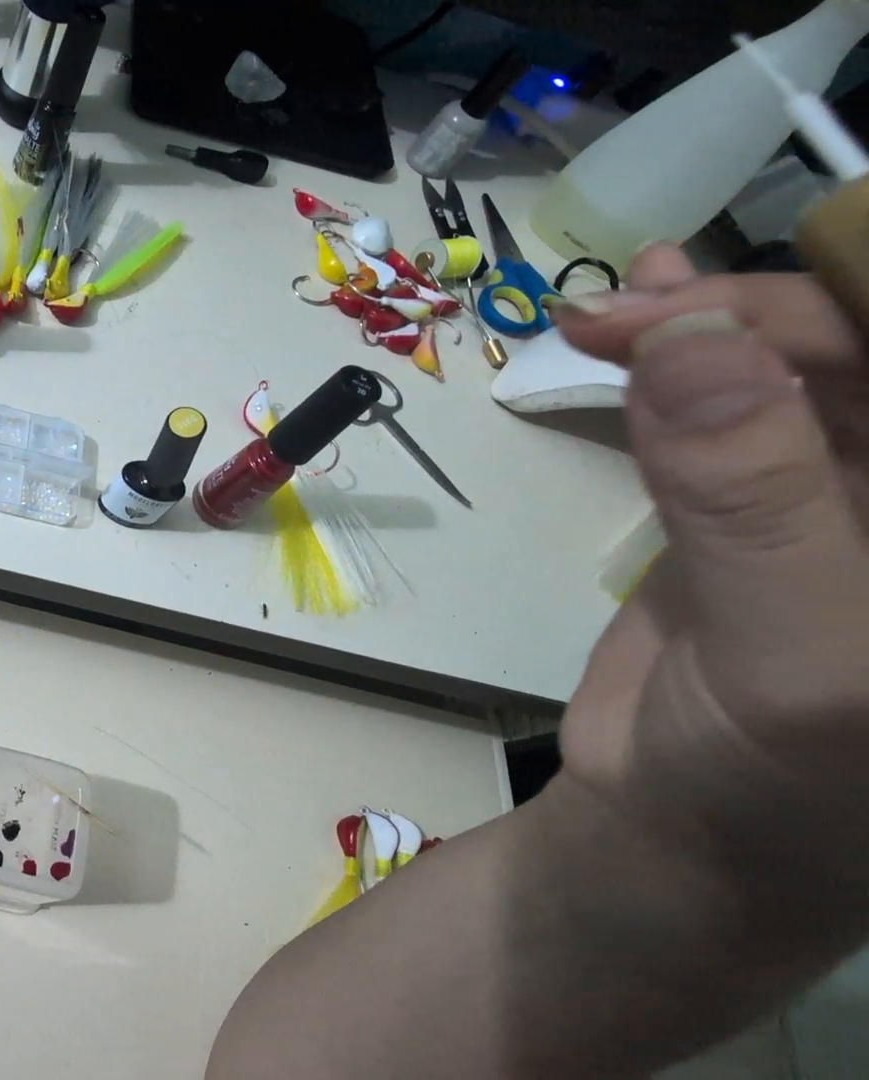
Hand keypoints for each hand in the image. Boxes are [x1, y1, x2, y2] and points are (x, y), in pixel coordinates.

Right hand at [553, 246, 868, 884]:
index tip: (806, 253)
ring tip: (611, 306)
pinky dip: (682, 355)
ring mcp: (864, 494)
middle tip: (639, 307)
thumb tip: (682, 338)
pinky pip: (738, 404)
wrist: (679, 825)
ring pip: (809, 363)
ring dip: (713, 319)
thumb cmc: (783, 779)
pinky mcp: (771, 501)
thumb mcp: (792, 653)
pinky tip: (636, 321)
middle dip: (776, 308)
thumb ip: (753, 502)